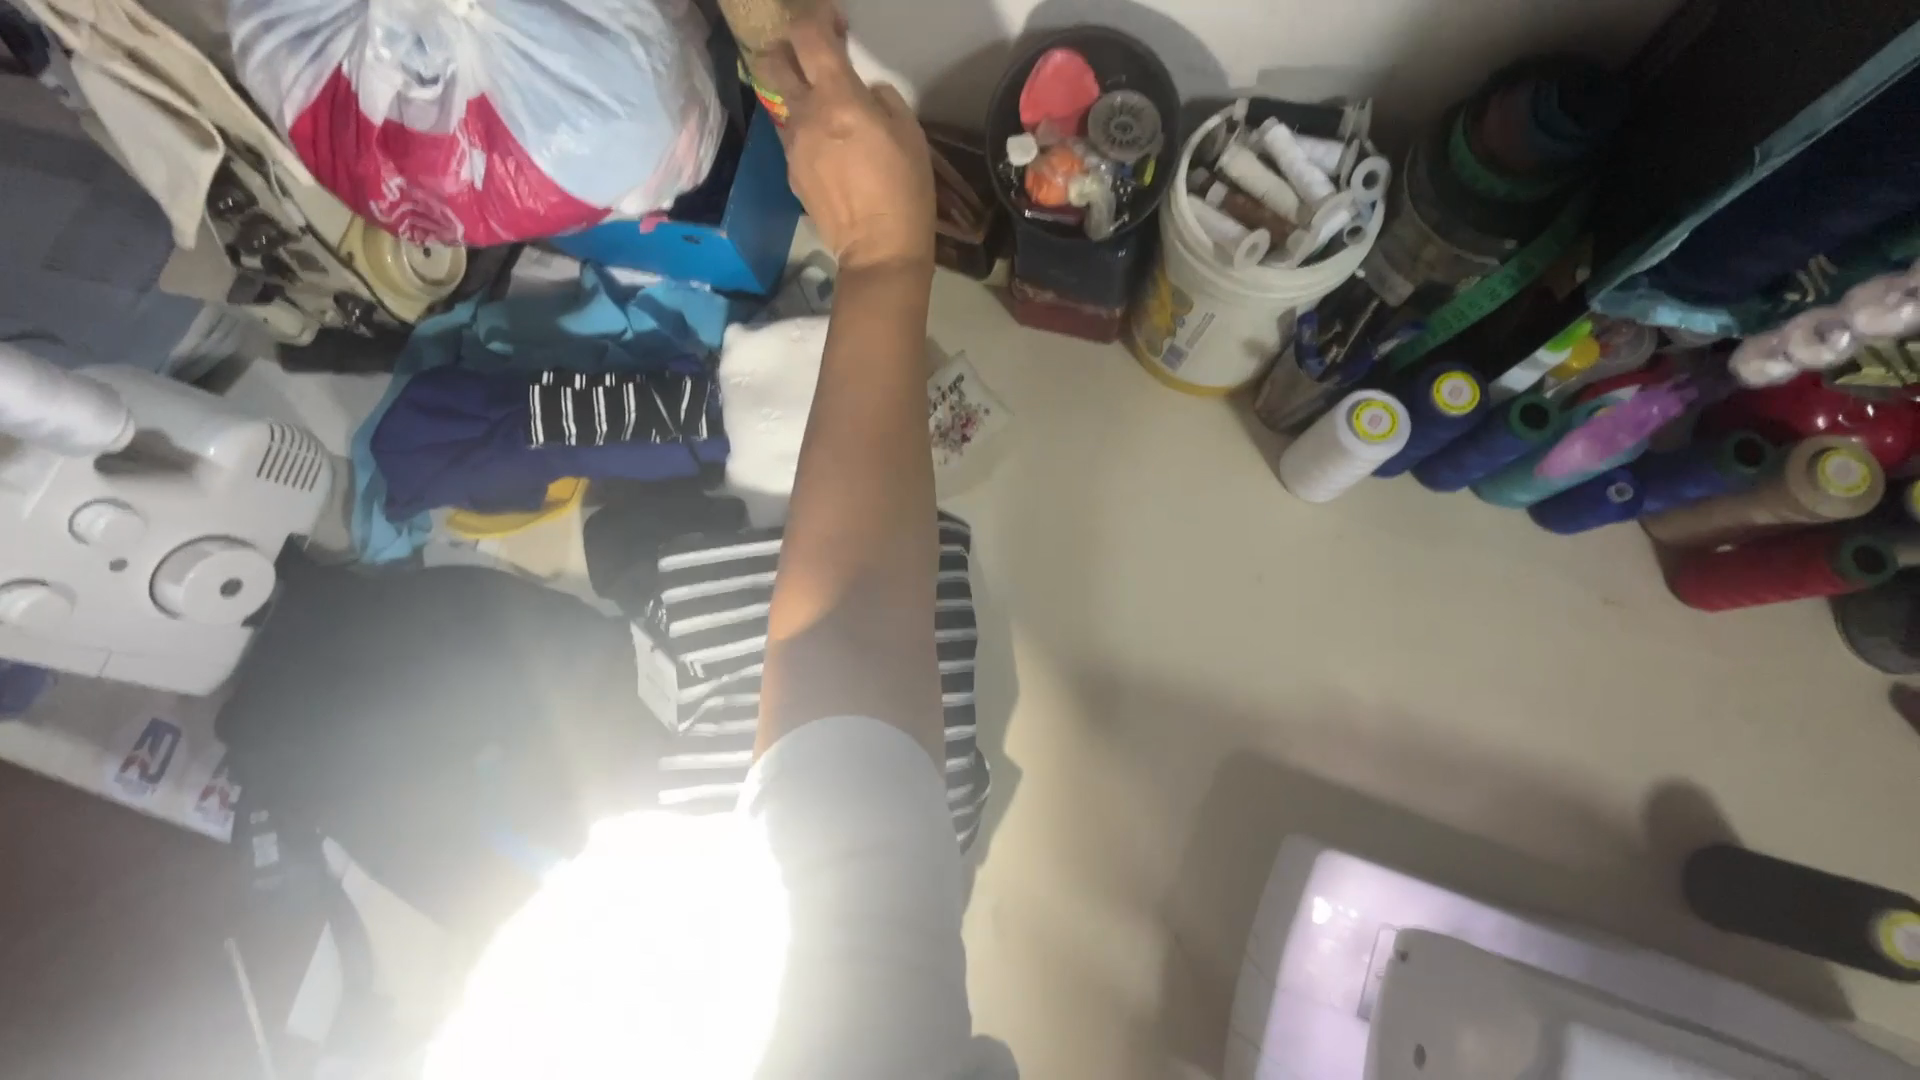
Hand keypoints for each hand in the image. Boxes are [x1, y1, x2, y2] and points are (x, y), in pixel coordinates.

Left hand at [752, 12, 934, 273]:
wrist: (878, 251)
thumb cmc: (904, 190)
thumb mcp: (910, 133)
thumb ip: (881, 100)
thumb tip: (864, 95)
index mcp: (838, 98)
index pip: (808, 35)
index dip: (817, 18)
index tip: (834, 23)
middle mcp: (805, 116)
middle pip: (773, 61)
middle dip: (790, 49)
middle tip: (815, 59)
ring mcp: (793, 148)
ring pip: (783, 103)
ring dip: (800, 97)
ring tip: (828, 116)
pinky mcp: (792, 175)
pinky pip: (793, 140)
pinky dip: (807, 134)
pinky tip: (831, 155)